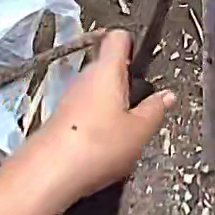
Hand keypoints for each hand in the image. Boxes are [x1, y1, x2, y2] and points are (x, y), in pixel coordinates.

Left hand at [0, 29, 173, 214]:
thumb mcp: (138, 131)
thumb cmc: (97, 146)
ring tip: (125, 131)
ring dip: (110, 104)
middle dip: (125, 82)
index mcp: (107, 70)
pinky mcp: (59, 119)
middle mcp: (86, 76)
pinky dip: (95, 122)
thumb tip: (167, 95)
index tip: (143, 61)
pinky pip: (83, 110)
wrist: (46, 176)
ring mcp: (69, 97)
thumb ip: (155, 110)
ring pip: (96, 90)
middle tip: (141, 106)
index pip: (119, 37)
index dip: (132, 43)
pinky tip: (103, 147)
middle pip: (108, 66)